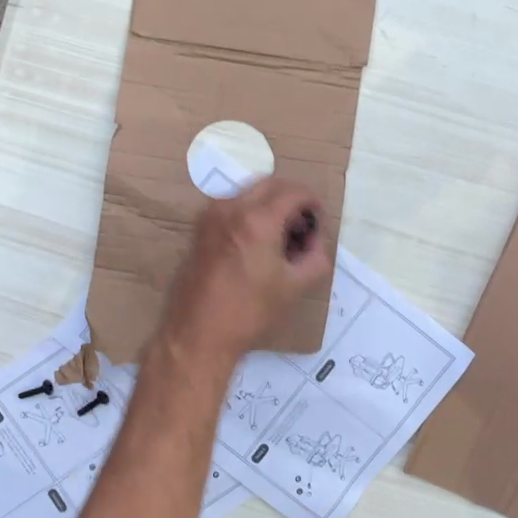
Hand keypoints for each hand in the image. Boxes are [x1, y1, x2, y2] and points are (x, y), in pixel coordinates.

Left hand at [151, 177, 332, 365]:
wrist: (199, 333)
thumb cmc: (250, 311)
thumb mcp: (295, 286)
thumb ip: (316, 256)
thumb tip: (316, 241)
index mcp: (258, 220)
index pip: (295, 192)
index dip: (314, 203)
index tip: (319, 221)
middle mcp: (231, 208)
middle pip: (271, 184)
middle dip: (292, 200)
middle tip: (303, 227)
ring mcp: (211, 216)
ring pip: (250, 193)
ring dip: (271, 205)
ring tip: (281, 238)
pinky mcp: (200, 229)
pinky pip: (233, 207)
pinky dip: (251, 214)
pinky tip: (258, 245)